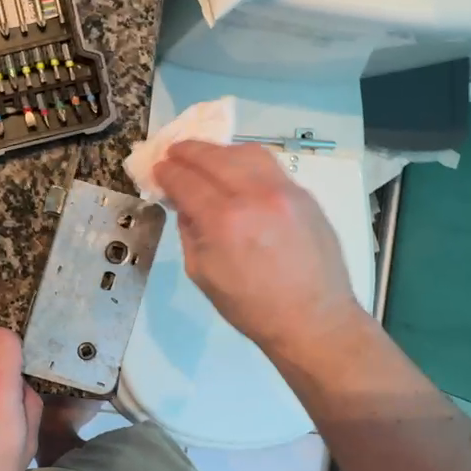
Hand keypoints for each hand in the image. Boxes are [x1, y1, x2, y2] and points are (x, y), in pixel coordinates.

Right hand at [152, 140, 367, 362]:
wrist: (313, 319)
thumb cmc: (250, 306)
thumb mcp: (202, 273)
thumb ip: (190, 231)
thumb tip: (184, 203)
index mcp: (224, 221)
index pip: (185, 181)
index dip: (166, 173)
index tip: (157, 170)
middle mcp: (255, 196)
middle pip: (213, 157)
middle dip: (187, 152)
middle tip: (173, 153)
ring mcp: (284, 191)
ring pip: (245, 152)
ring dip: (218, 151)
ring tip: (205, 159)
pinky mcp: (304, 195)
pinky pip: (269, 166)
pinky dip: (245, 162)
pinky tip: (236, 173)